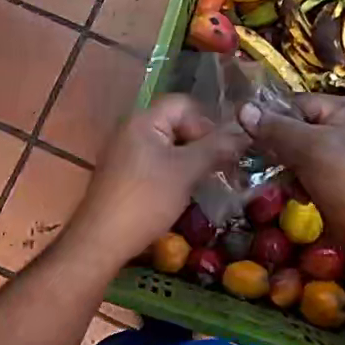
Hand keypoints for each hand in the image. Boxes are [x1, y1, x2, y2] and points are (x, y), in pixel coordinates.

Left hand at [62, 95, 248, 266]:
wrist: (101, 240)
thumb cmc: (146, 200)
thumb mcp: (186, 171)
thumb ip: (215, 148)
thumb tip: (243, 132)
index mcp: (143, 120)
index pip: (184, 104)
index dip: (208, 123)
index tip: (224, 150)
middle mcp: (130, 130)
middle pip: (176, 124)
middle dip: (202, 143)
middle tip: (221, 168)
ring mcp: (124, 153)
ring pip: (167, 146)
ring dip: (190, 160)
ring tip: (207, 182)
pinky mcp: (122, 175)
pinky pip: (155, 163)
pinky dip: (173, 172)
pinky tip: (183, 193)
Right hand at [239, 94, 344, 248]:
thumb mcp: (309, 150)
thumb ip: (275, 128)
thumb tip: (242, 108)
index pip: (295, 103)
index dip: (272, 121)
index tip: (252, 142)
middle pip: (296, 129)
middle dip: (282, 151)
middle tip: (271, 168)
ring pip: (300, 154)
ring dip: (290, 171)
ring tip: (293, 188)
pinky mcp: (343, 180)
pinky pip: (311, 173)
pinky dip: (302, 184)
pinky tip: (303, 198)